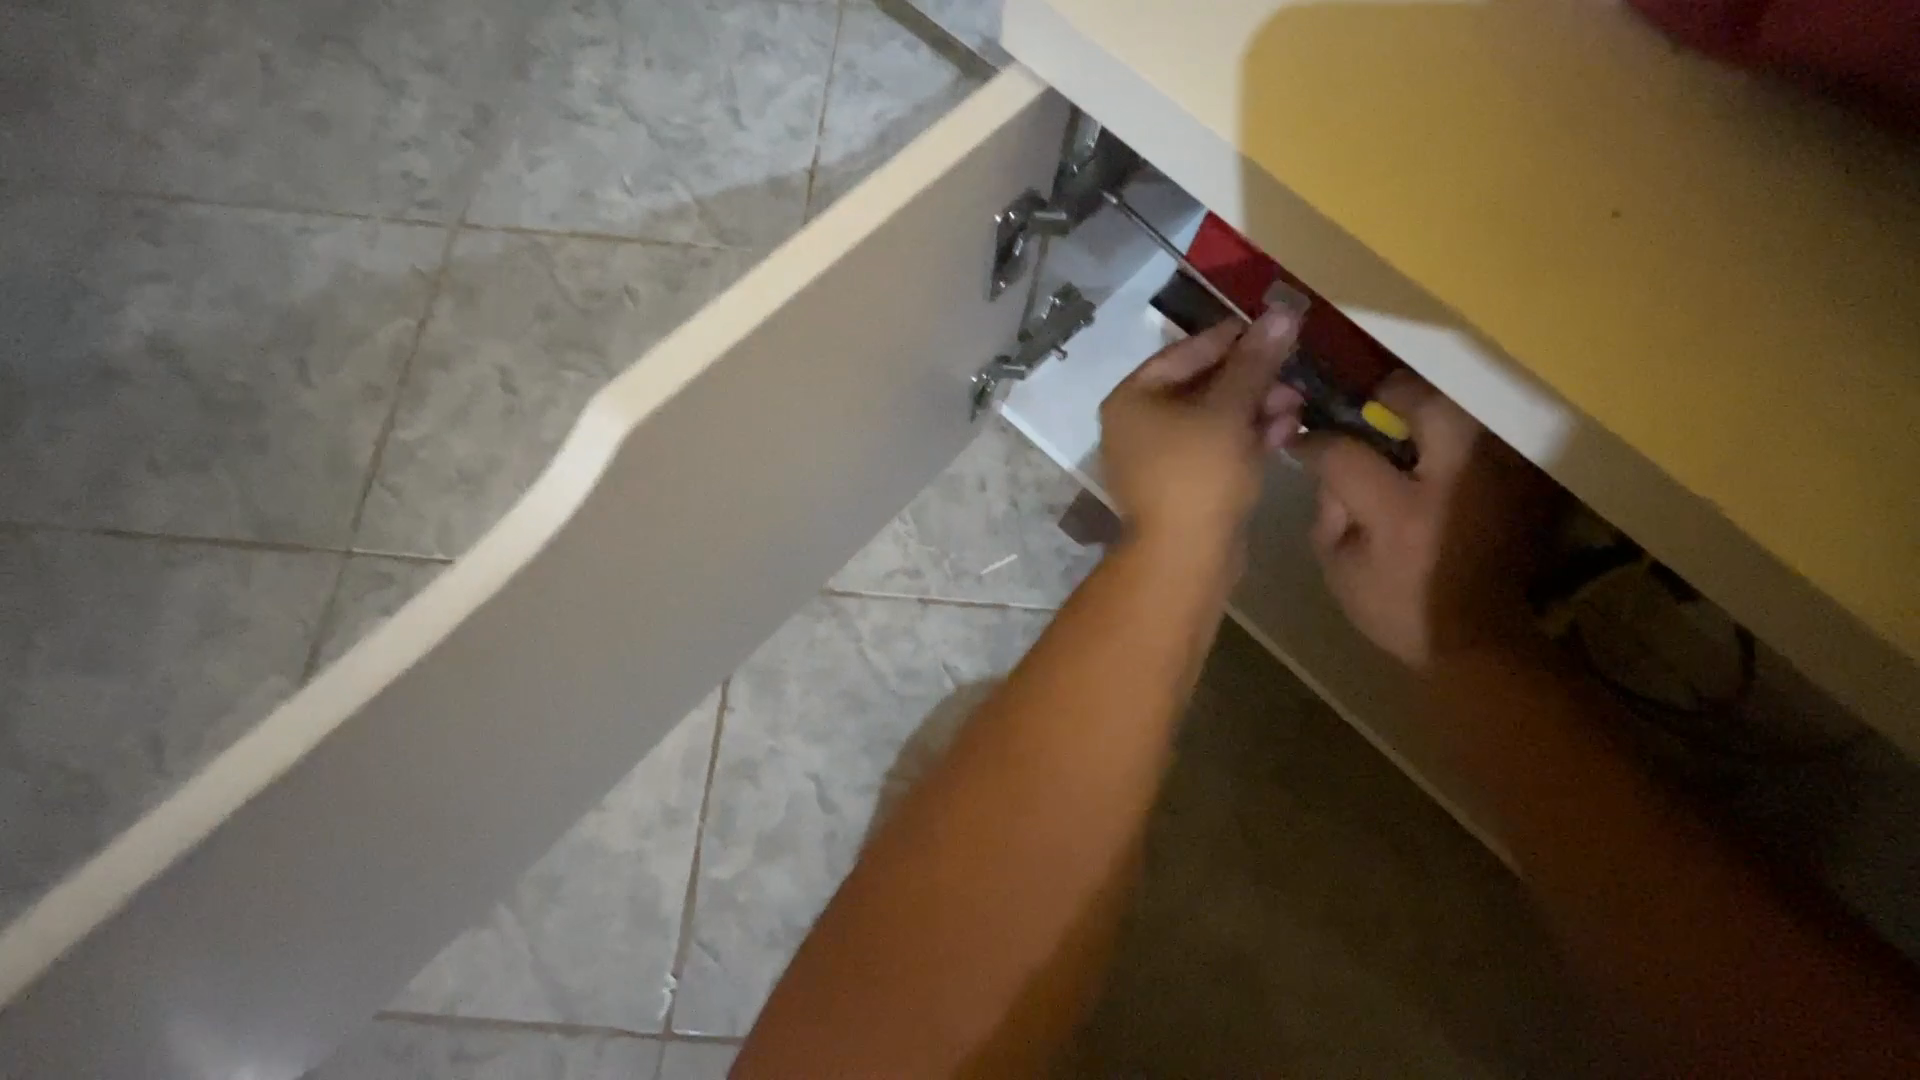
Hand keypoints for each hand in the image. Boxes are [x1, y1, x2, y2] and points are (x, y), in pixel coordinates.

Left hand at [1099, 311, 1304, 551]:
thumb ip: (1254, 362)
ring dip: (1255, 408)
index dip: (1229, 338)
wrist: (1185, 555)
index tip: (1271, 326)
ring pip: (1212, 419)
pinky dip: (1245, 438)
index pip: (1182, 353)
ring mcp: (1157, 457)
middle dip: (1251, 379)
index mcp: (1131, 399)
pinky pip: (1214, 448)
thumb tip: (1281, 313)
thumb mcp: (1229, 410)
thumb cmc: (1198, 472)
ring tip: (1297, 404)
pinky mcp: (1181, 484)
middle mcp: (1136, 425)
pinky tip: (1285, 432)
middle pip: (1199, 386)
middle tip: (1293, 372)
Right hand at [1299, 371, 1557, 670]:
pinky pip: (1488, 438)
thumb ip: (1327, 512)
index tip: (1304, 442)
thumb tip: (1327, 468)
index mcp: (1399, 511)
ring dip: (1433, 410)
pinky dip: (1459, 436)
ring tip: (1408, 423)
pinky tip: (1438, 452)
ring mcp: (1498, 479)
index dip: (1315, 442)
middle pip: (1427, 403)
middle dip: (1395, 393)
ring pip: (1469, 412)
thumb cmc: (1399, 609)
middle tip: (1374, 404)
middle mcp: (1453, 482)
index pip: (1344, 452)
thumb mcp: (1339, 570)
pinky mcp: (1522, 485)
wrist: (1478, 641)